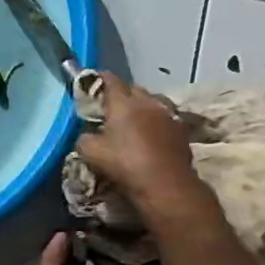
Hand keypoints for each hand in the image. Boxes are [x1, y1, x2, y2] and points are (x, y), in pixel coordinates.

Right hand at [74, 72, 207, 213]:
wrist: (165, 185)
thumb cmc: (124, 164)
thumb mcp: (90, 152)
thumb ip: (84, 136)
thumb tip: (87, 133)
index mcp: (123, 103)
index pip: (109, 79)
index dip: (98, 79)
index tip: (90, 83)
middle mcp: (147, 102)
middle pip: (132, 88)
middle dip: (120, 93)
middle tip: (109, 106)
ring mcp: (168, 114)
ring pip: (151, 101)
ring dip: (140, 106)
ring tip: (131, 120)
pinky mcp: (181, 129)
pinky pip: (164, 117)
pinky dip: (154, 121)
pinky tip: (150, 134)